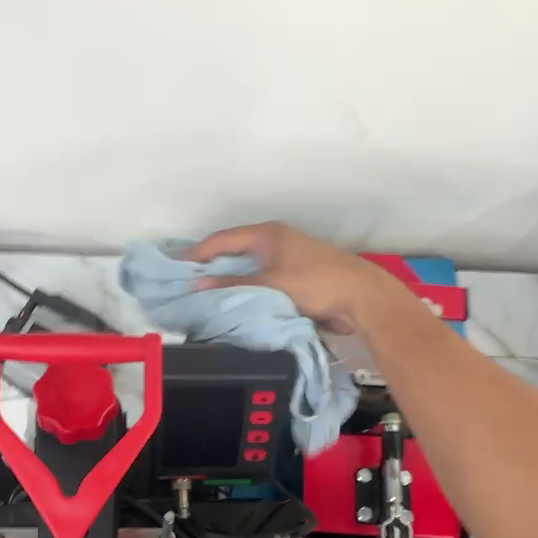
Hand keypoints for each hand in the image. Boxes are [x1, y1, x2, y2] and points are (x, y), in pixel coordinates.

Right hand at [186, 222, 416, 335]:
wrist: (361, 298)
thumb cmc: (317, 283)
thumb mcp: (270, 285)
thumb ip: (233, 286)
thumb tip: (198, 285)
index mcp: (267, 234)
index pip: (221, 239)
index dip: (197, 252)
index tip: (176, 268)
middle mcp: (275, 241)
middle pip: (233, 251)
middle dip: (210, 266)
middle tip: (186, 282)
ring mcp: (286, 258)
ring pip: (247, 268)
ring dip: (228, 280)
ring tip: (204, 295)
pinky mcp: (294, 277)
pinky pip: (261, 281)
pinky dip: (246, 289)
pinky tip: (234, 303)